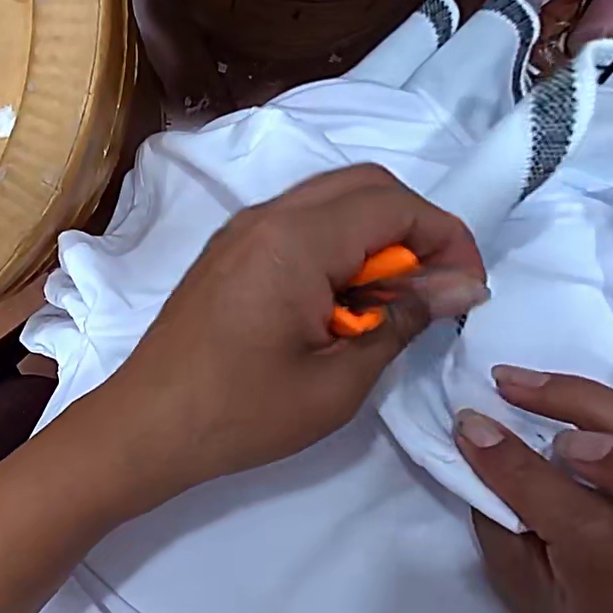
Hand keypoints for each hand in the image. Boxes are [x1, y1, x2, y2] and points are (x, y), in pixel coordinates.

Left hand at [91, 164, 487, 499]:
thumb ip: (404, 320)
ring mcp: (246, 226)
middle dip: (415, 227)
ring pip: (334, 197)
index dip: (446, 238)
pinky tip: (342, 296)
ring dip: (377, 234)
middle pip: (367, 184)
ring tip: (389, 297)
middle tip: (433, 288)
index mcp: (297, 240)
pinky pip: (303, 218)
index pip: (395, 206)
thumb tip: (462, 286)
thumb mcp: (339, 381)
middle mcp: (269, 214)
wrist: (145, 428)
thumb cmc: (242, 414)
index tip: (468, 287)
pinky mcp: (233, 246)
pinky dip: (340, 242)